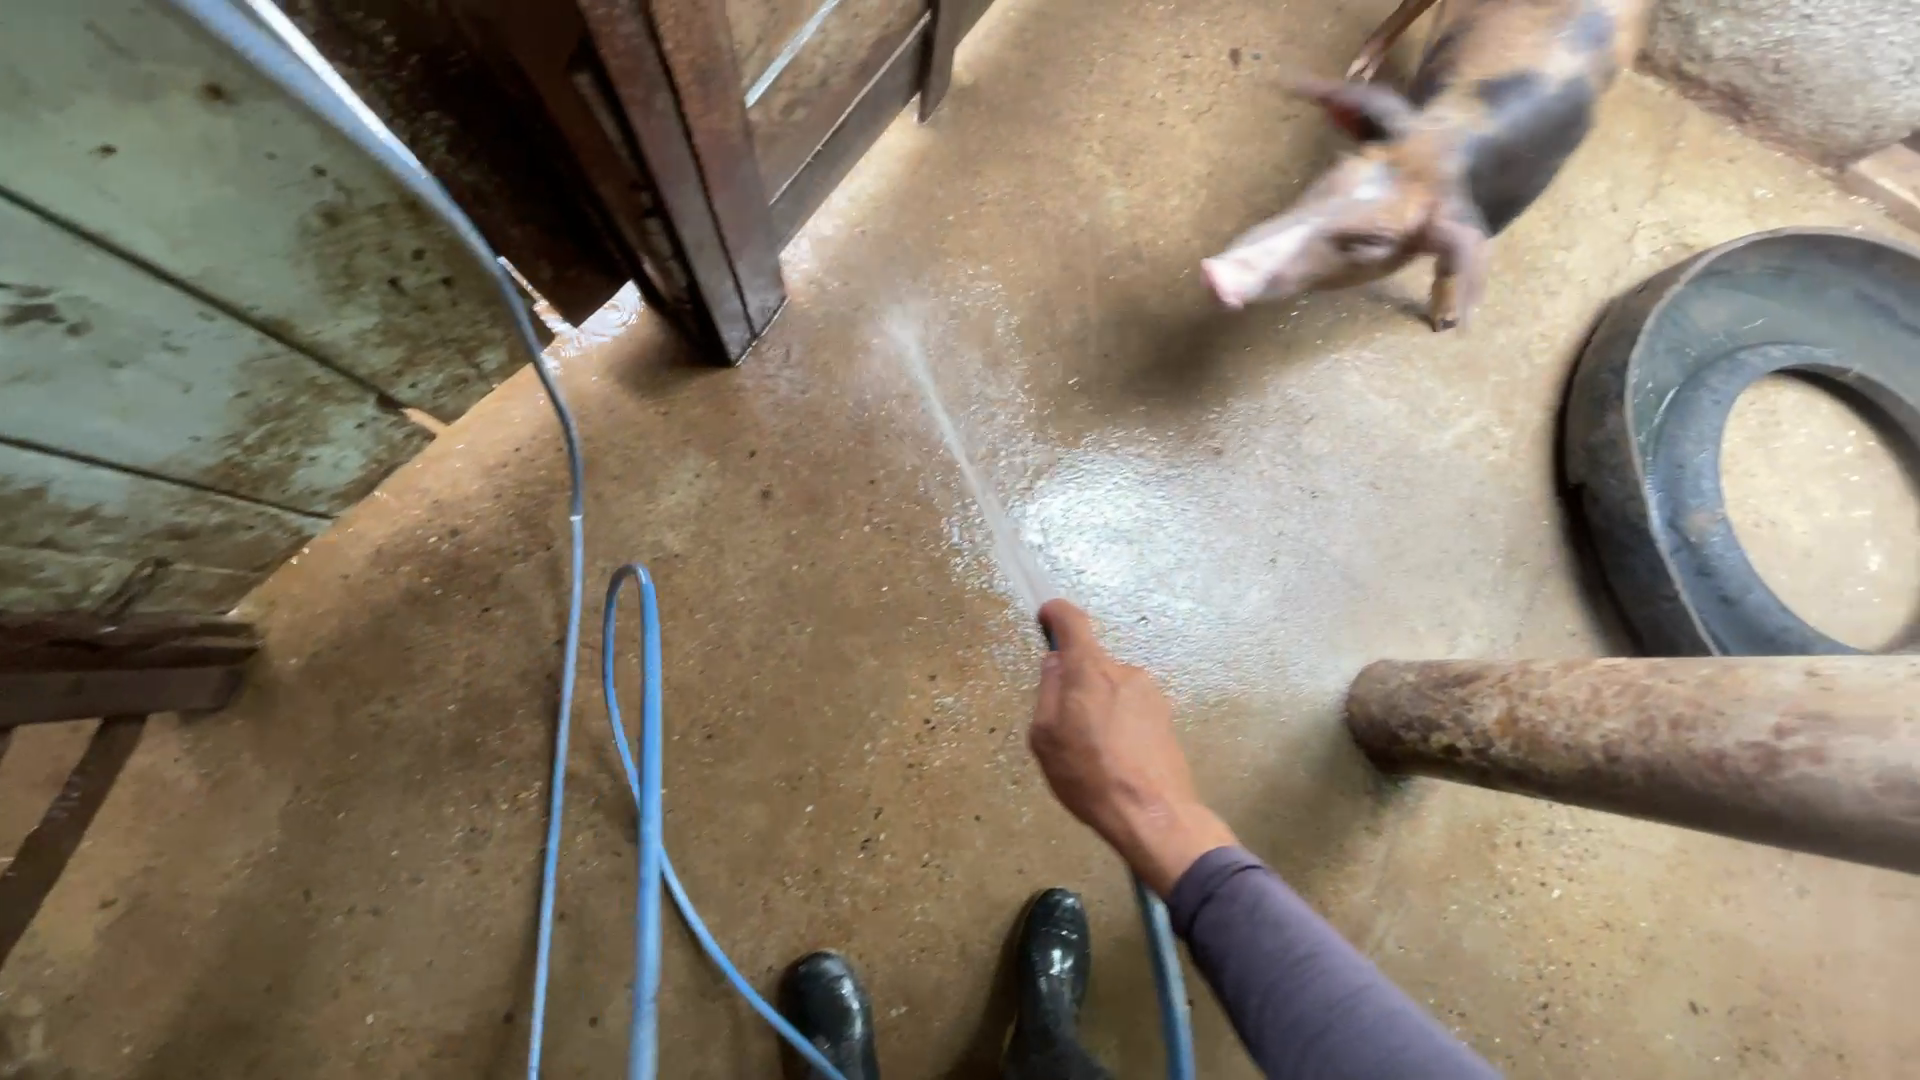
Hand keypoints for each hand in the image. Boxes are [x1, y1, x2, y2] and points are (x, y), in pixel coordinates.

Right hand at [1030, 600, 1238, 894]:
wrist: (1153, 814)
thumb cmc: (1088, 774)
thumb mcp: (1045, 736)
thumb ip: (1048, 690)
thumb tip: (1055, 661)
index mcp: (1091, 671)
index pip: (1074, 622)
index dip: (1057, 613)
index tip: (1047, 616)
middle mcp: (1125, 671)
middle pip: (1092, 664)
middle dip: (1075, 683)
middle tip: (1065, 726)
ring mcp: (1151, 693)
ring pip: (1112, 688)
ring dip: (1099, 705)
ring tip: (1092, 750)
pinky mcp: (1166, 717)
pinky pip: (1131, 708)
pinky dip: (1118, 722)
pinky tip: (1116, 758)